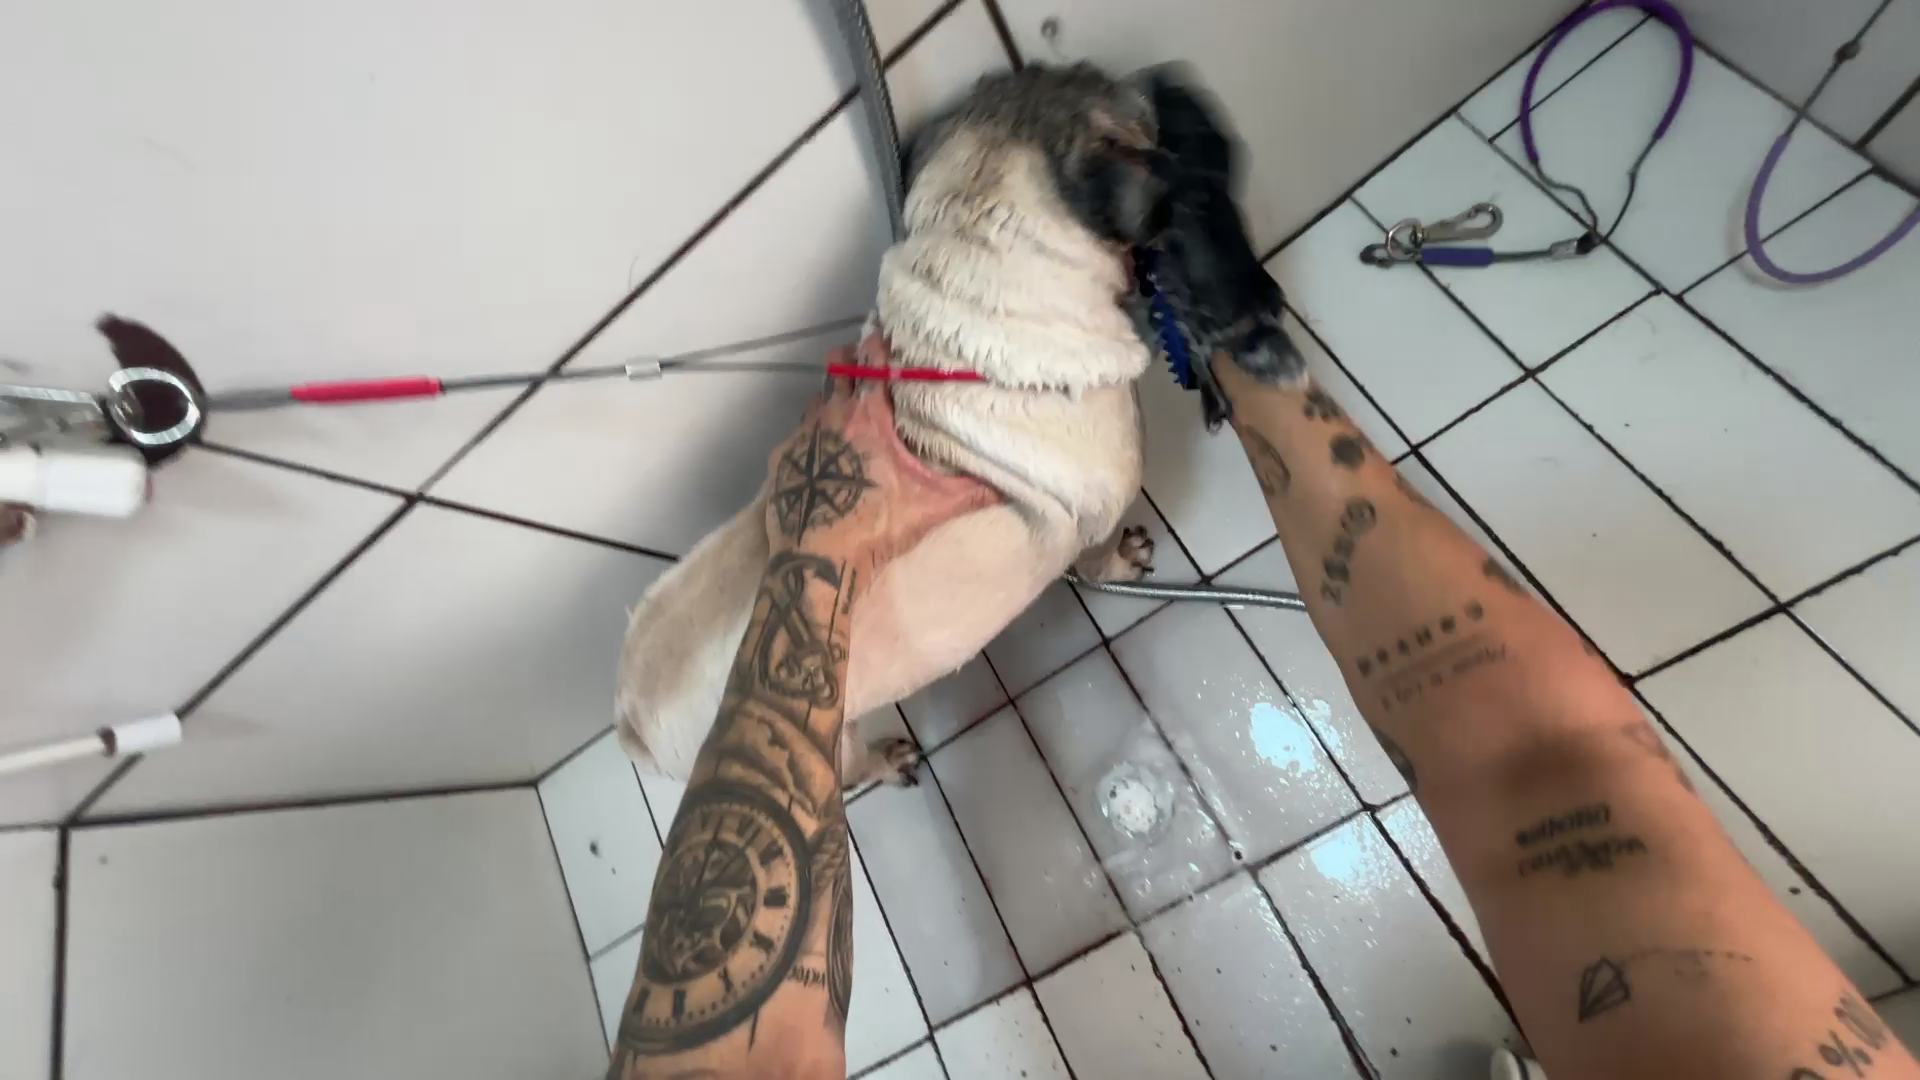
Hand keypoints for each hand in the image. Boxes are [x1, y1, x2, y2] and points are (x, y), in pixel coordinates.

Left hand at [765, 355, 999, 574]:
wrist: (818, 558)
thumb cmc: (876, 525)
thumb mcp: (932, 508)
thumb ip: (972, 492)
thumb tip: (1010, 486)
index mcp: (868, 417)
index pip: (871, 363)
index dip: (878, 344)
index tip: (885, 333)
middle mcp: (830, 416)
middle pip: (835, 368)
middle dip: (849, 360)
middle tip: (864, 363)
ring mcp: (801, 436)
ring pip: (815, 399)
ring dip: (830, 398)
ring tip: (846, 410)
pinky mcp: (781, 460)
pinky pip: (797, 434)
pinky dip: (811, 435)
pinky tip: (822, 452)